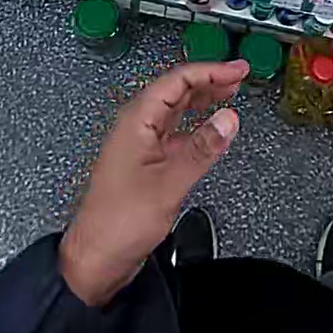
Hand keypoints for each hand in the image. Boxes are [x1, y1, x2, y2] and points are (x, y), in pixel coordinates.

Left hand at [59, 60, 248, 306]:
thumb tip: (229, 119)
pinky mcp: (146, 159)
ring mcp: (140, 141)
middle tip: (239, 75)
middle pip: (177, 88)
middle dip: (210, 79)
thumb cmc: (119, 223)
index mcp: (138, 119)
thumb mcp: (169, 183)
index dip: (211, 71)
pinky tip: (210, 127)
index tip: (236, 70)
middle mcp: (137, 125)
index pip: (179, 79)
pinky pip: (175, 128)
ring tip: (230, 92)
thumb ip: (203, 148)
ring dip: (204, 97)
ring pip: (176, 107)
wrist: (94, 262)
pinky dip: (196, 122)